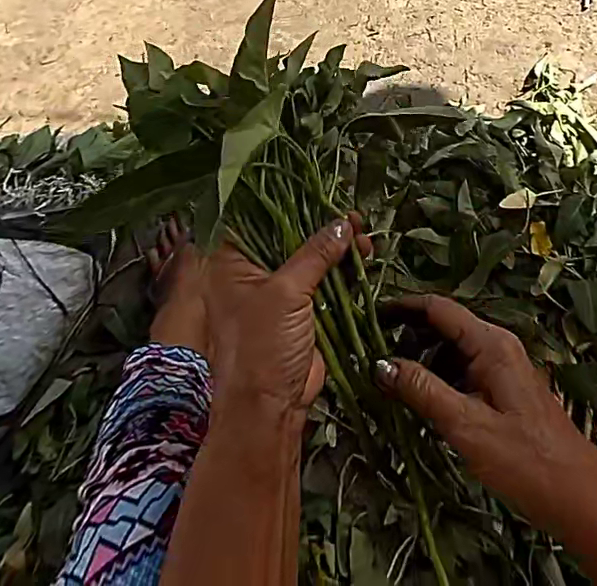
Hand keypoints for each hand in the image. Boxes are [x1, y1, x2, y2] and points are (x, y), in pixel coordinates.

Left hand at [203, 213, 367, 417]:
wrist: (269, 407)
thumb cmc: (262, 346)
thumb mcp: (286, 292)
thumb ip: (315, 253)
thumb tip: (343, 224)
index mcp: (232, 262)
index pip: (257, 218)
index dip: (289, 201)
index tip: (319, 188)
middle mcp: (251, 271)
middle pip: (289, 236)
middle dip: (322, 224)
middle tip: (352, 217)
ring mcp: (276, 291)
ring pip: (309, 257)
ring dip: (337, 247)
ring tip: (364, 236)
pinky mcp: (299, 309)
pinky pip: (322, 280)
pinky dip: (341, 269)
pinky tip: (362, 257)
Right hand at [376, 296, 596, 585]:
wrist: (581, 497)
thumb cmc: (524, 460)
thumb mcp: (465, 425)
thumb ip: (421, 389)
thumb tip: (379, 363)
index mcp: (490, 342)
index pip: (437, 308)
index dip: (401, 307)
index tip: (369, 315)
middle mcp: (498, 344)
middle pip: (444, 325)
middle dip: (408, 334)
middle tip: (373, 351)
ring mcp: (504, 365)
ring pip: (453, 348)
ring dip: (423, 358)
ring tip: (391, 378)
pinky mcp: (505, 387)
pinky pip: (465, 368)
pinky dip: (440, 376)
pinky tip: (423, 397)